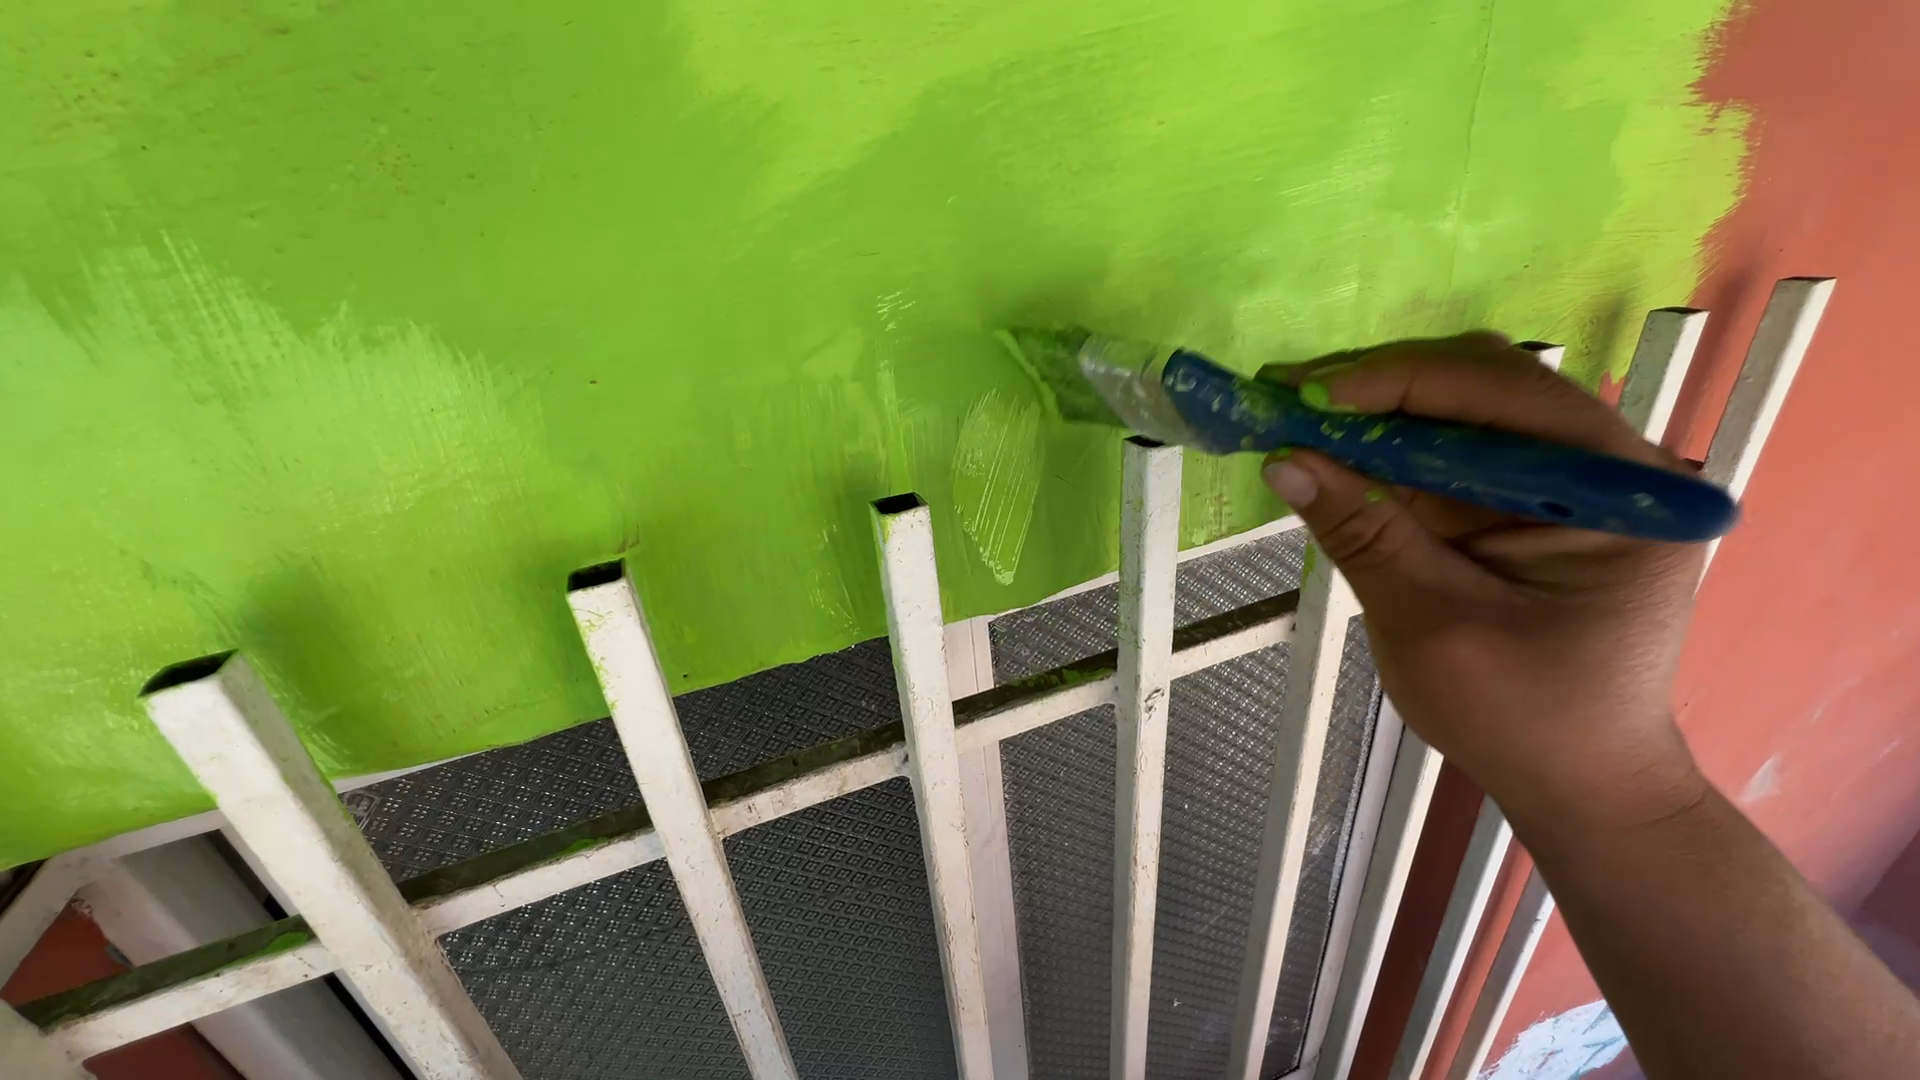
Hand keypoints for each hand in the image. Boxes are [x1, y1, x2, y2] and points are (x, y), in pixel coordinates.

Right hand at [1259, 333, 1709, 826]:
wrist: (1574, 780)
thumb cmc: (1518, 715)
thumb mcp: (1429, 622)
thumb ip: (1361, 533)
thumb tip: (1282, 460)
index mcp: (1613, 490)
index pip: (1502, 395)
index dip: (1397, 382)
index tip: (1305, 396)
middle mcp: (1595, 467)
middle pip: (1480, 386)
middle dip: (1378, 386)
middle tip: (1285, 397)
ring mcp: (1554, 483)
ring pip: (1456, 412)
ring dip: (1372, 412)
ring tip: (1292, 415)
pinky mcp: (1515, 506)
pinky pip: (1443, 456)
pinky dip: (1381, 450)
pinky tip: (1330, 450)